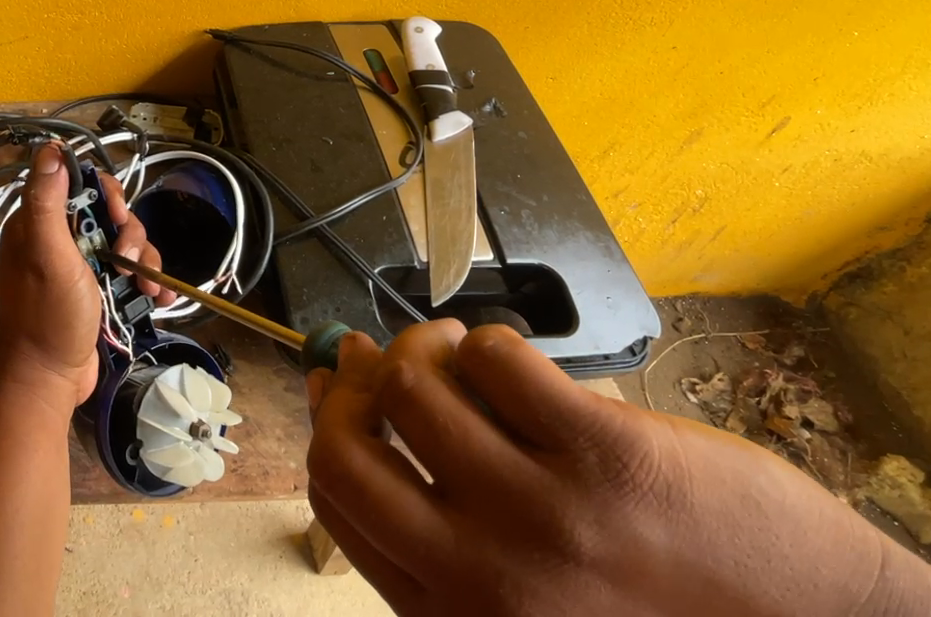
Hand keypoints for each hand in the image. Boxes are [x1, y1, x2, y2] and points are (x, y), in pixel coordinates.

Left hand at [0, 144, 169, 409]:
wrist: (52, 379)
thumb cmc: (49, 316)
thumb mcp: (47, 254)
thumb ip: (47, 201)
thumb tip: (48, 149)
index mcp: (37, 224)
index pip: (75, 183)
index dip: (103, 191)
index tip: (117, 213)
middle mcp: (57, 240)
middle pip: (106, 212)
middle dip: (128, 232)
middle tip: (128, 258)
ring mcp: (79, 266)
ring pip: (124, 241)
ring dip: (143, 259)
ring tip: (144, 285)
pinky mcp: (98, 289)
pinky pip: (130, 271)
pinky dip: (147, 280)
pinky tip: (158, 296)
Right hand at [304, 320, 930, 616]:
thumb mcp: (517, 606)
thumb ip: (434, 528)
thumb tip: (352, 397)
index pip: (334, 497)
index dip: (324, 422)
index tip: (332, 382)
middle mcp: (484, 579)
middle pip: (347, 446)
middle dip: (351, 384)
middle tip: (375, 359)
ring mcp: (546, 516)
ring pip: (414, 385)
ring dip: (420, 345)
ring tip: (449, 345)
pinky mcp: (607, 454)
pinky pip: (495, 358)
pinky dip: (487, 340)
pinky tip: (511, 359)